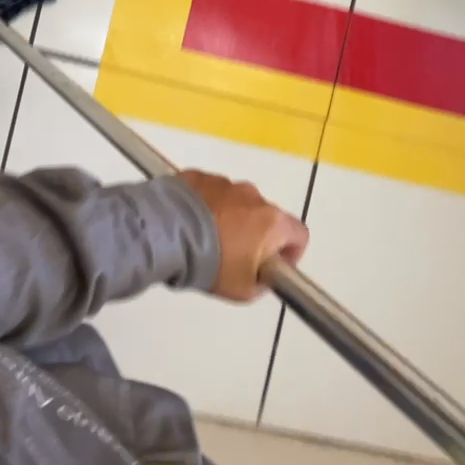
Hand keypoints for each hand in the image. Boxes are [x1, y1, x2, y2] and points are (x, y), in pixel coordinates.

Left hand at [178, 169, 308, 301]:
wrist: (164, 232)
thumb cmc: (210, 262)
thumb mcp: (244, 290)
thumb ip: (262, 282)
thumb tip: (261, 275)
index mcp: (272, 221)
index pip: (299, 233)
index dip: (291, 251)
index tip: (274, 264)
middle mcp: (250, 194)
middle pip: (263, 214)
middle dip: (254, 233)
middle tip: (234, 253)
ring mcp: (220, 181)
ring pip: (233, 200)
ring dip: (226, 215)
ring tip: (204, 236)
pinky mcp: (193, 175)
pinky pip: (206, 190)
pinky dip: (202, 202)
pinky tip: (187, 220)